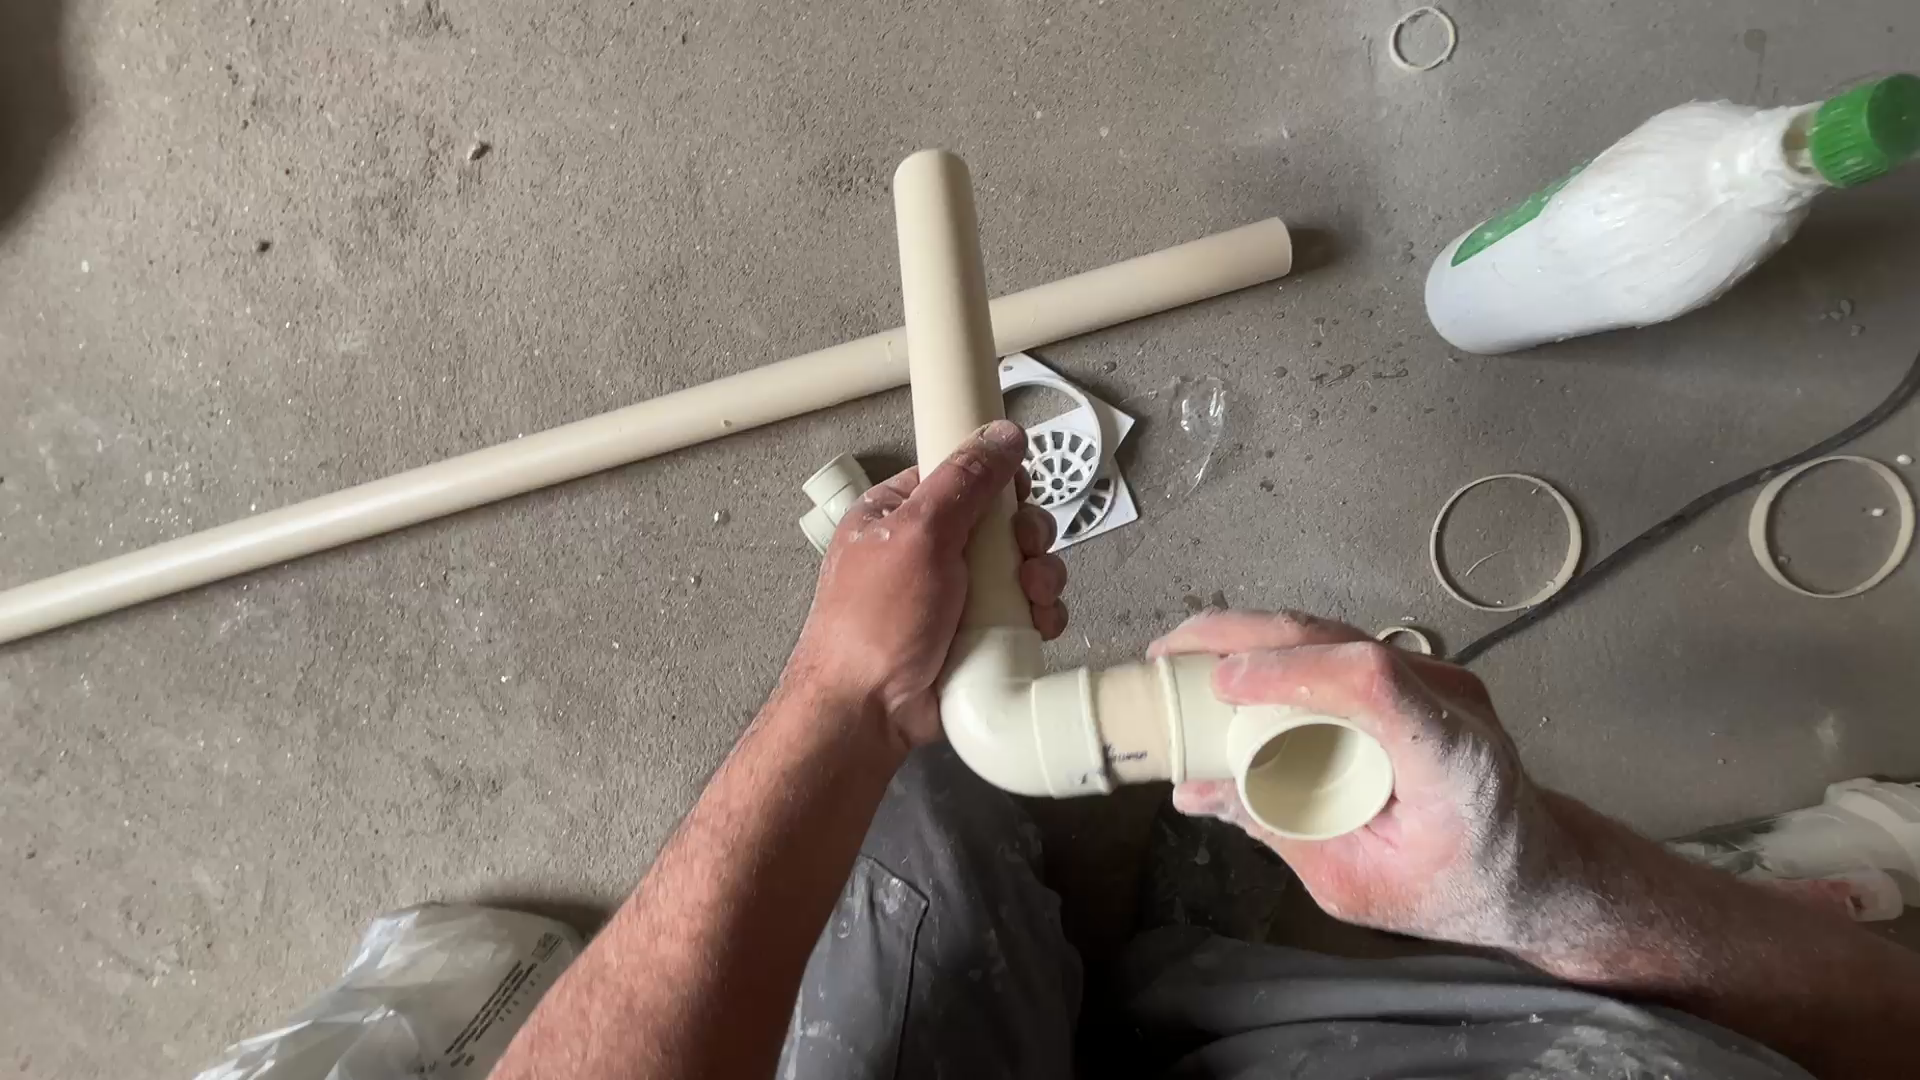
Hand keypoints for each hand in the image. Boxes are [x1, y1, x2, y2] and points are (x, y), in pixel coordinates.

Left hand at [786, 420, 1068, 749]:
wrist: (869, 712)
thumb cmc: (878, 618)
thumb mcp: (919, 535)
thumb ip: (965, 481)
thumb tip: (1006, 434)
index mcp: (901, 514)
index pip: (960, 477)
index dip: (996, 481)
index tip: (1016, 493)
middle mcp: (931, 550)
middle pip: (1001, 520)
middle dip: (1025, 534)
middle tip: (1024, 550)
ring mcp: (959, 593)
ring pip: (1022, 565)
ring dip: (1039, 574)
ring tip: (1030, 594)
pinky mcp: (982, 632)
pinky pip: (1026, 609)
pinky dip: (1039, 611)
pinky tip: (1037, 621)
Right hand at [1150, 610, 1570, 950]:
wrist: (1540, 867)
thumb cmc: (1458, 888)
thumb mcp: (1357, 884)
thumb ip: (1276, 831)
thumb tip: (1191, 790)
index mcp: (1449, 756)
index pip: (1370, 682)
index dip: (1287, 672)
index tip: (1220, 686)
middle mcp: (1444, 696)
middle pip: (1333, 638)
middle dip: (1239, 634)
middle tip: (1165, 653)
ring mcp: (1430, 673)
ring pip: (1324, 629)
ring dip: (1245, 631)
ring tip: (1180, 651)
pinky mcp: (1409, 669)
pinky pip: (1328, 642)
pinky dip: (1268, 645)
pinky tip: (1227, 659)